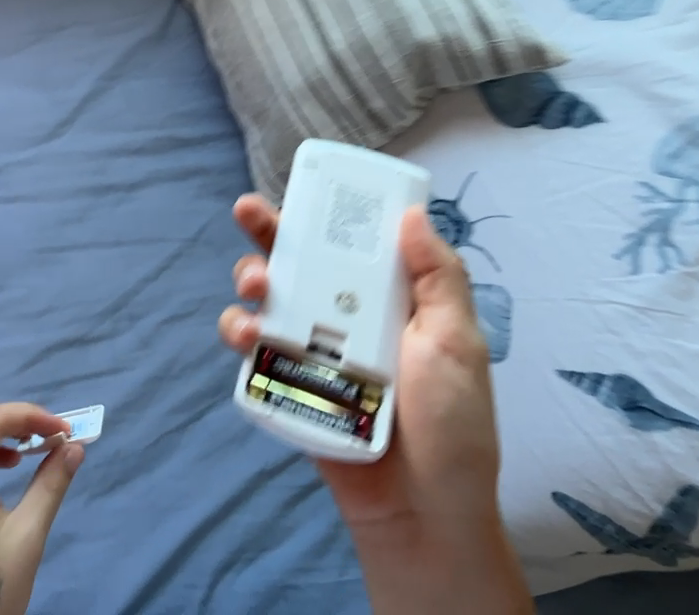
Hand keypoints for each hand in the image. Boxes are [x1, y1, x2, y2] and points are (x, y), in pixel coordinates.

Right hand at [218, 195, 531, 613]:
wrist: (421, 512)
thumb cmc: (451, 425)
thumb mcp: (458, 344)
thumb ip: (437, 279)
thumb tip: (410, 215)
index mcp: (385, 302)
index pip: (349, 244)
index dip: (324, 213)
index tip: (302, 186)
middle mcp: (342, 317)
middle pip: (296, 261)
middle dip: (268, 232)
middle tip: (248, 212)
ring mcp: (310, 350)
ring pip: (265, 298)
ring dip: (250, 281)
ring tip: (255, 289)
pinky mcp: (285, 383)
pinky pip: (252, 349)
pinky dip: (240, 334)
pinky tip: (245, 336)